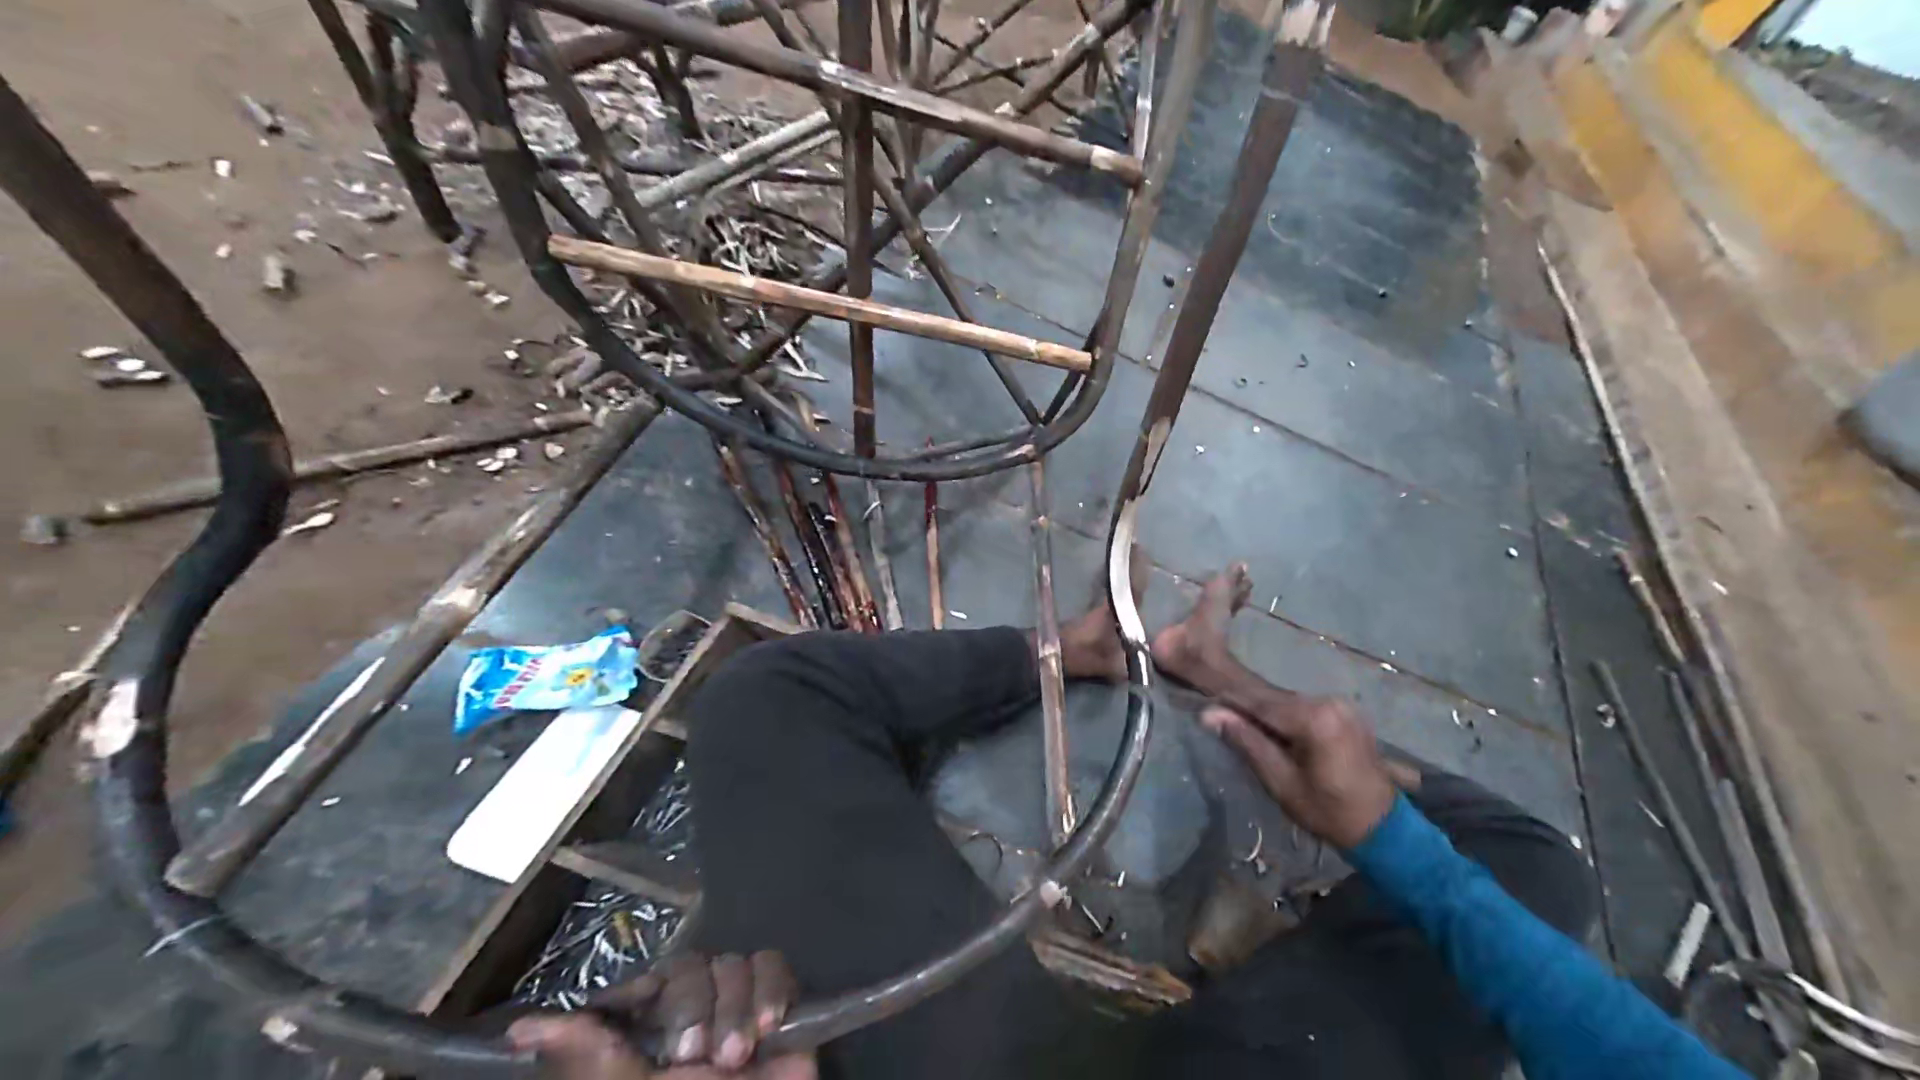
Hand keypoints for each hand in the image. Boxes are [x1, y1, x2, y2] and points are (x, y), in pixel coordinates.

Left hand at [510, 952, 816, 1079]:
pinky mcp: (779, 1006)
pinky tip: (768, 1029)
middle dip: (697, 1007)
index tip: (654, 1024)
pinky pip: (774, 965)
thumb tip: (519, 1030)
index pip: (650, 979)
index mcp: (648, 1032)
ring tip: (736, 1058)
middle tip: (696, 1058)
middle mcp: (693, 1011)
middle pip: (694, 964)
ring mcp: (737, 1006)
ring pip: (735, 961)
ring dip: (737, 1008)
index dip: (654, 992)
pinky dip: (771, 990)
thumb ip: (584, 1055)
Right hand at [1201, 697, 1398, 848]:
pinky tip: (1272, 730)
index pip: (1259, 701)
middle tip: (1218, 718)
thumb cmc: (1328, 811)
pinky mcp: (1346, 712)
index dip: (1228, 702)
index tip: (1202, 705)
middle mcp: (1328, 702)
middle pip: (1273, 698)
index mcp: (1314, 718)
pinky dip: (1285, 716)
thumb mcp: (1280, 781)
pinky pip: (1304, 707)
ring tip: (1241, 725)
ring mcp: (1341, 705)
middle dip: (1245, 707)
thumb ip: (1246, 741)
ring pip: (1287, 702)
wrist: (1384, 829)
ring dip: (1264, 712)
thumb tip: (1209, 714)